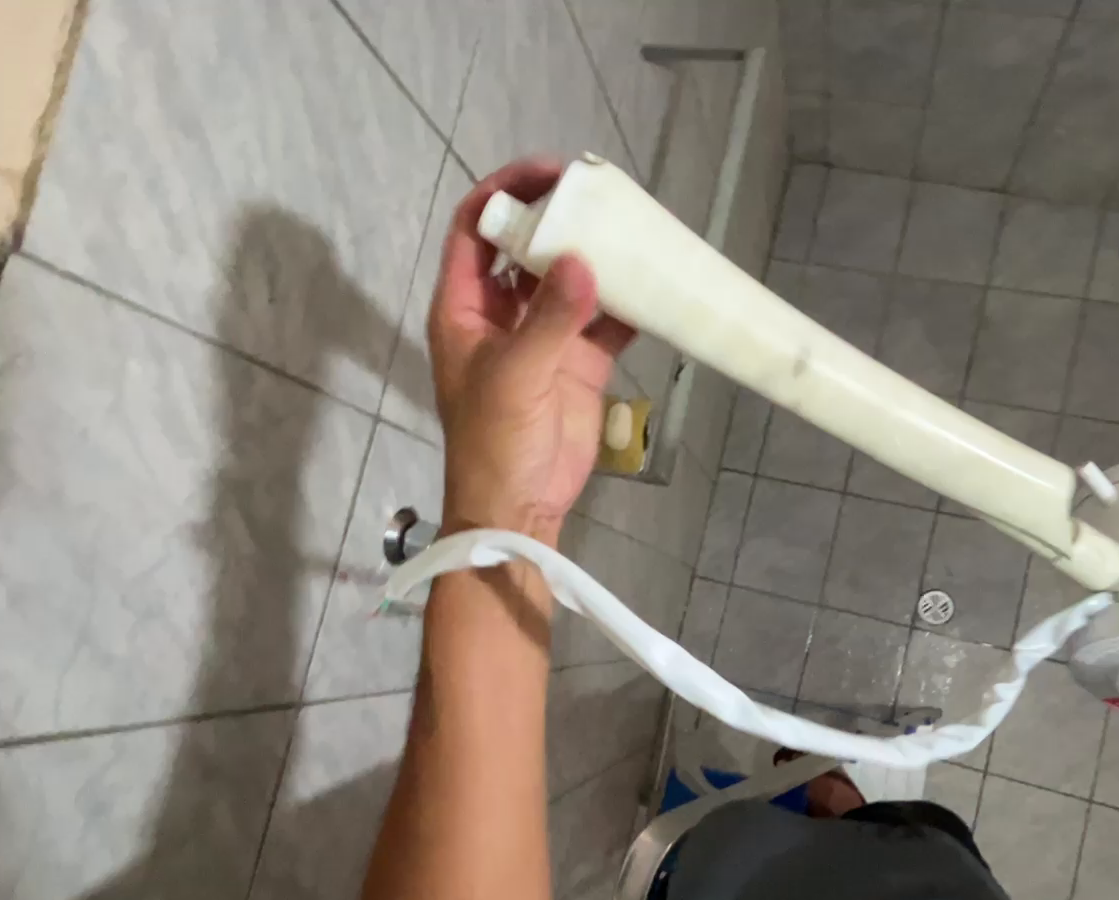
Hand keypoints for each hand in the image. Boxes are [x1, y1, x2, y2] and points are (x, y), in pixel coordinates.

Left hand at [429, 159, 633, 544]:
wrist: (521, 506)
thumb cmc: (497, 442)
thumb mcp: (514, 376)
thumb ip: (548, 320)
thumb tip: (584, 262)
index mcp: (466, 308)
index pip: (476, 230)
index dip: (505, 194)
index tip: (550, 174)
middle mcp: (503, 314)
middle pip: (528, 247)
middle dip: (560, 219)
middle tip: (603, 198)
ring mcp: (544, 338)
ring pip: (569, 281)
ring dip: (597, 258)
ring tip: (634, 232)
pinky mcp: (579, 364)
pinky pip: (604, 322)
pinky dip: (626, 306)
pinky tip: (652, 288)